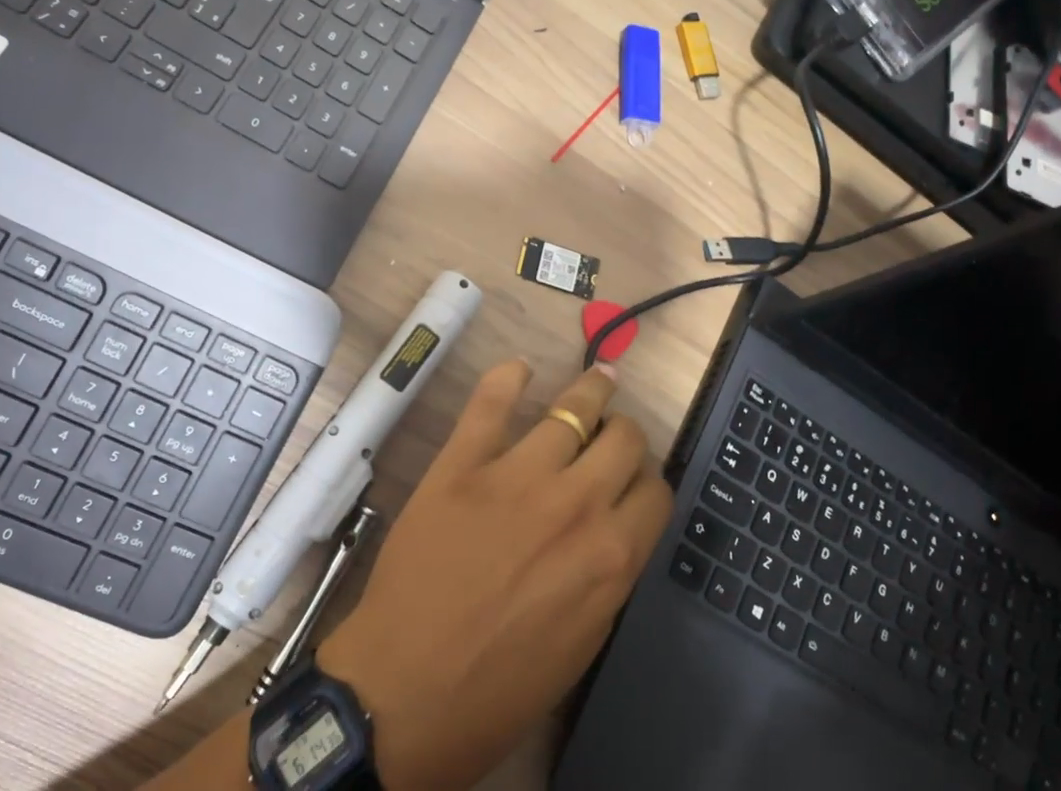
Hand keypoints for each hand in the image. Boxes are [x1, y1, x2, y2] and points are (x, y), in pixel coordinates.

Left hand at [315, 361, 673, 790]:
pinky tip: (520, 369)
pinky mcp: (461, 464)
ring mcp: (516, 476)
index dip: (647, 484)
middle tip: (612, 438)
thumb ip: (606, 576)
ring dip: (590, 392)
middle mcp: (576, 504)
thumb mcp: (581, 641)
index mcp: (612, 555)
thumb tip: (614, 532)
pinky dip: (508, 378)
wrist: (404, 692)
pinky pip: (491, 404)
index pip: (656, 490)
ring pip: (572, 409)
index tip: (634, 483)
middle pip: (625, 439)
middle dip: (624, 436)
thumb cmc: (498, 688)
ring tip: (597, 381)